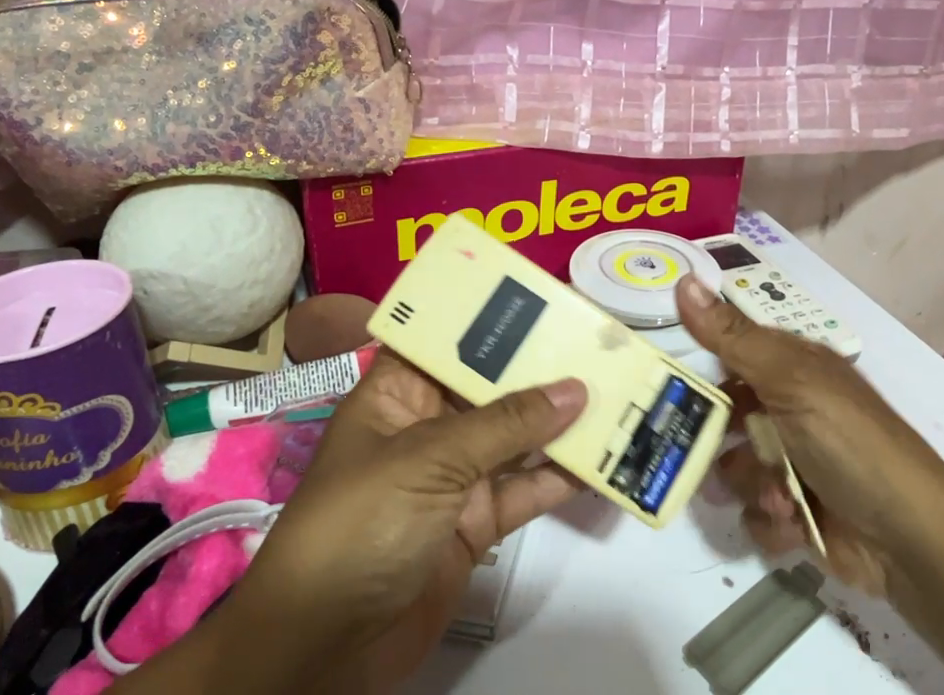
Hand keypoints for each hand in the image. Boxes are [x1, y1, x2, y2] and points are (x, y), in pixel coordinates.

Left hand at [236, 354, 586, 691]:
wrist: (327, 643)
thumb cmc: (361, 524)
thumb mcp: (428, 459)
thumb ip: (504, 424)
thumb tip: (575, 389)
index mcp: (397, 395)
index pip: (446, 341)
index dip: (491, 320)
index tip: (545, 300)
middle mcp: (427, 427)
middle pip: (490, 388)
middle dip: (540, 368)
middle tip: (600, 344)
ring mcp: (453, 478)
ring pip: (515, 439)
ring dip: (560, 422)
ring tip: (617, 393)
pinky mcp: (475, 524)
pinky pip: (524, 490)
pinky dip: (561, 478)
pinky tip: (603, 459)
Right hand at [677, 274, 943, 596]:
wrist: (908, 540)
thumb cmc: (851, 444)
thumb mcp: (792, 381)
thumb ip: (733, 338)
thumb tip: (684, 280)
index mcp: (794, 368)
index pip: (731, 351)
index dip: (699, 361)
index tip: (662, 375)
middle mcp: (790, 410)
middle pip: (724, 413)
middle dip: (715, 436)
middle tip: (709, 445)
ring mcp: (792, 462)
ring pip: (732, 467)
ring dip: (750, 483)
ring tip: (778, 493)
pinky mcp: (793, 511)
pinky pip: (752, 510)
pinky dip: (769, 518)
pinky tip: (793, 520)